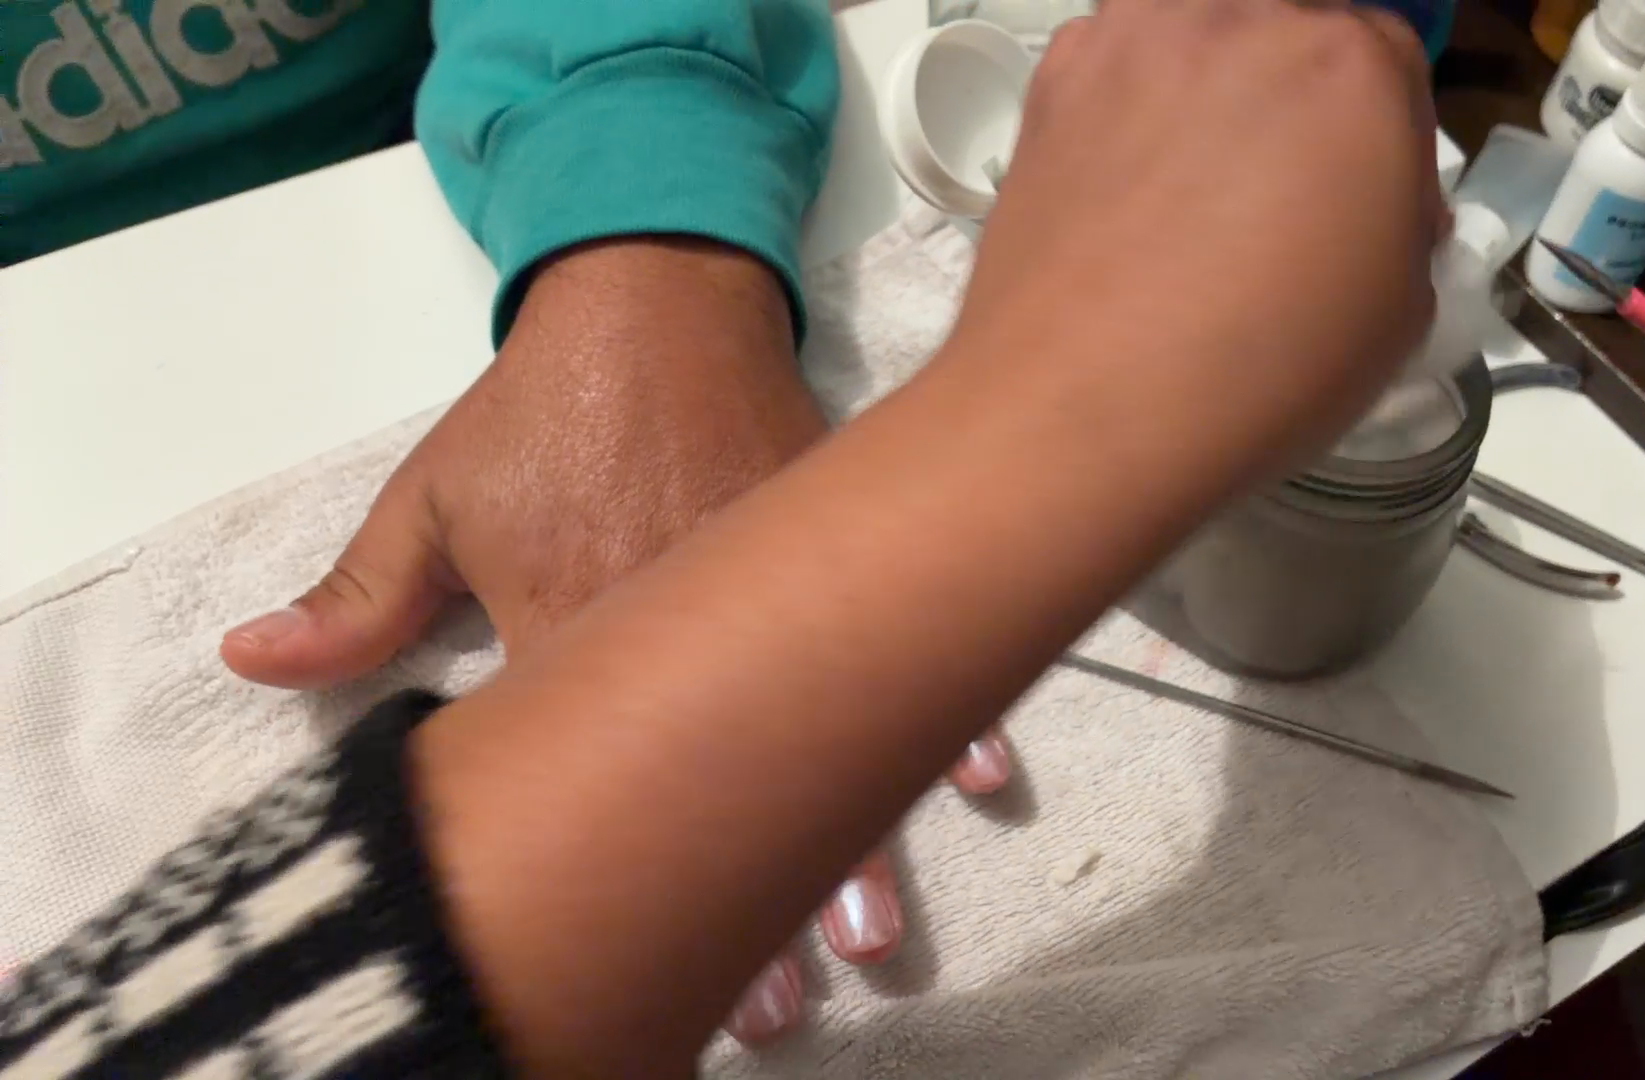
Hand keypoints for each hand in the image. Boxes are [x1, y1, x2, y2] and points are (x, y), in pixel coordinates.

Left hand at [214, 236, 1015, 1040]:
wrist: (658, 306)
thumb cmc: (550, 402)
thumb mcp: (438, 490)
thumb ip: (360, 591)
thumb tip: (254, 666)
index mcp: (580, 621)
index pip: (607, 779)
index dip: (634, 877)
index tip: (671, 954)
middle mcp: (684, 624)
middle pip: (726, 781)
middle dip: (755, 899)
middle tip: (787, 997)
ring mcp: (773, 588)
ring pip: (818, 730)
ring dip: (853, 837)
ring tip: (874, 929)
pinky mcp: (832, 554)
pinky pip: (886, 643)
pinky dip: (935, 707)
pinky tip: (979, 776)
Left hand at [956, 0, 1445, 463]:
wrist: (1079, 417)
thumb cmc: (1250, 386)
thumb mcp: (1393, 322)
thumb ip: (1396, 228)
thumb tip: (1364, 212)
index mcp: (1357, 69)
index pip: (1385, 65)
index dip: (1368, 147)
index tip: (1339, 210)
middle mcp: (1246, 22)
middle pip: (1284, 41)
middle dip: (1282, 115)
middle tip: (1250, 207)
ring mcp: (1134, 48)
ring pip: (1189, 41)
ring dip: (1195, 99)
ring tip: (1169, 197)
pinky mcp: (1048, 93)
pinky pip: (1104, 76)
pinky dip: (1115, 118)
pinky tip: (1106, 197)